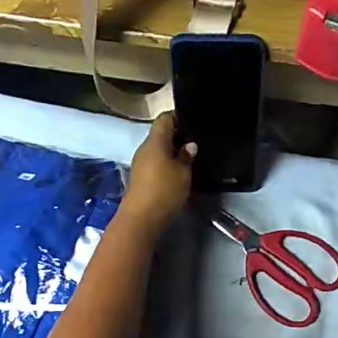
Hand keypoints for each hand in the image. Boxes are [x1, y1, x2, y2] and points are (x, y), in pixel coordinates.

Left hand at [121, 112, 195, 234]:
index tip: (195, 122)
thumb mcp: (183, 173)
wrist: (140, 220)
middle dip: (179, 136)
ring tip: (192, 159)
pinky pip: (156, 164)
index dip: (180, 117)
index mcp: (155, 141)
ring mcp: (141, 164)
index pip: (165, 118)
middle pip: (161, 134)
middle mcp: (145, 149)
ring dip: (173, 152)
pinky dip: (168, 165)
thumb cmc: (163, 191)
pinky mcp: (141, 179)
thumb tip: (190, 145)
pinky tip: (180, 173)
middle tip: (198, 143)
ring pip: (159, 150)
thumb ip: (187, 156)